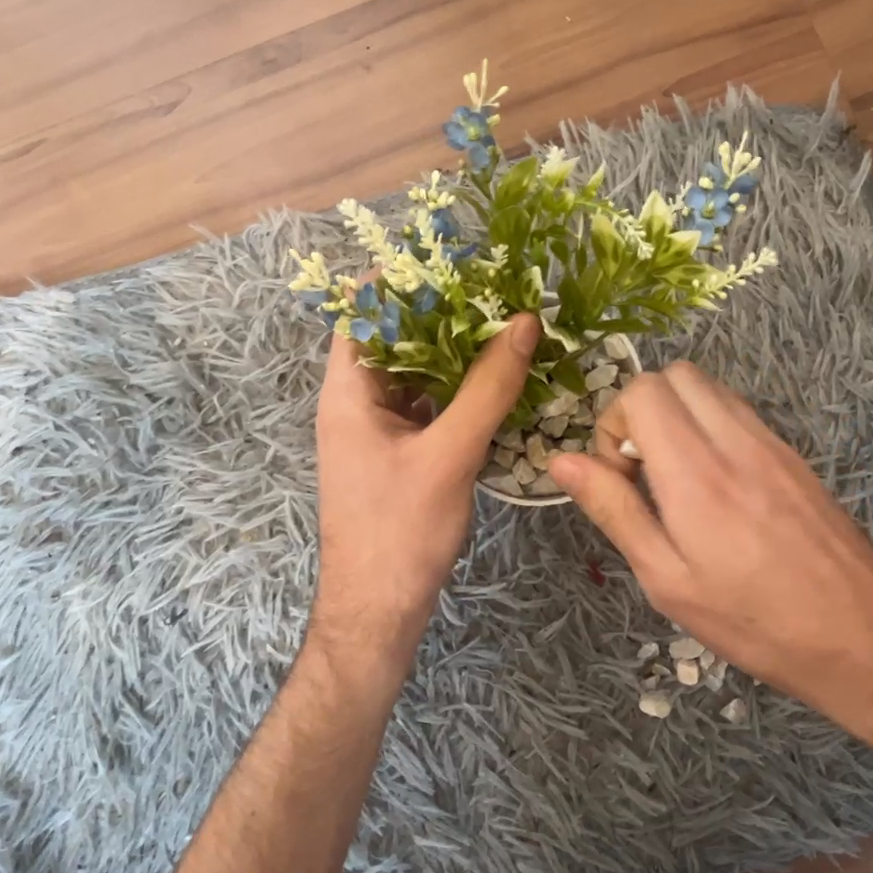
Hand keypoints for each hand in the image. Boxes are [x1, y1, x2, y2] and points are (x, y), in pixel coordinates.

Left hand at [310, 313, 539, 668]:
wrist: (379, 610)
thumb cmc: (401, 530)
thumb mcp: (450, 454)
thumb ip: (488, 388)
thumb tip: (525, 323)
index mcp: (347, 393)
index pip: (361, 313)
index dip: (401, 281)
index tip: (456, 262)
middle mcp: (356, 404)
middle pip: (394, 339)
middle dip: (443, 314)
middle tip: (500, 293)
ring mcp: (377, 431)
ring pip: (416, 375)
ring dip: (456, 354)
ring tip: (508, 328)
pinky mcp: (399, 455)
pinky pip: (428, 407)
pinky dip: (458, 392)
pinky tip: (499, 383)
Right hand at [548, 361, 872, 755]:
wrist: (863, 636)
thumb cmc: (754, 622)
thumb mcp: (668, 580)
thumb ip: (614, 510)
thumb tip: (561, 461)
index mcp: (696, 472)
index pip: (643, 390)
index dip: (613, 423)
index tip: (619, 478)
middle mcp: (736, 441)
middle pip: (675, 375)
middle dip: (642, 410)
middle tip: (643, 472)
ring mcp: (773, 443)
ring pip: (710, 389)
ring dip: (678, 416)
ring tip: (677, 482)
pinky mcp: (794, 456)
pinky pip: (740, 413)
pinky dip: (712, 429)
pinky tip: (716, 490)